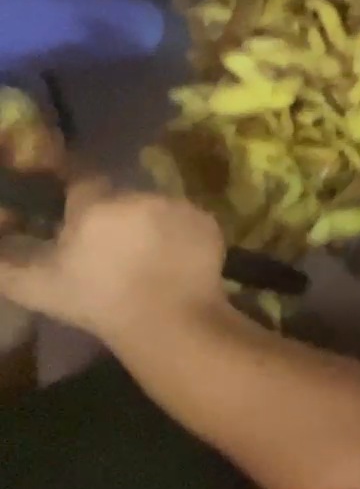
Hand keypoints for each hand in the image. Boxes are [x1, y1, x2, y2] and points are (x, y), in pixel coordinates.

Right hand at [0, 184, 227, 344]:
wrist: (168, 313)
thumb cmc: (94, 298)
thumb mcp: (29, 283)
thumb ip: (2, 256)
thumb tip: (3, 224)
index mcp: (99, 207)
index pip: (81, 176)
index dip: (68, 175)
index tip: (58, 180)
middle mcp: (145, 197)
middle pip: (119, 196)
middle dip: (106, 211)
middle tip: (98, 238)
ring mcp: (183, 207)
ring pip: (153, 205)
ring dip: (141, 219)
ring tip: (133, 250)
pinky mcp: (209, 220)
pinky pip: (182, 217)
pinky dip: (171, 229)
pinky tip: (163, 253)